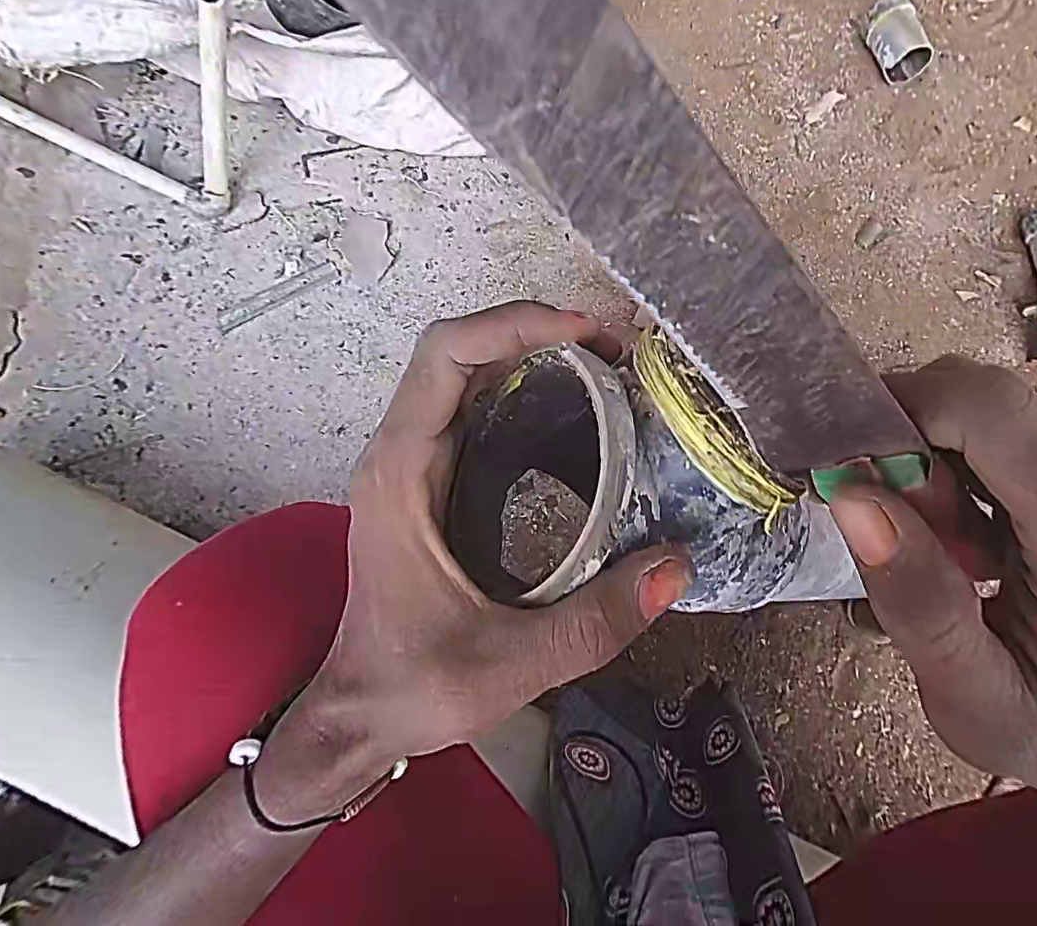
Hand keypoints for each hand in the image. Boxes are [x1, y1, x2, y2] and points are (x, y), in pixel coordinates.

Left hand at [257, 302, 691, 820]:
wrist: (360, 711)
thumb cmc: (414, 685)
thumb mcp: (510, 665)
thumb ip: (594, 623)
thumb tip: (676, 565)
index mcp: (400, 473)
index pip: (445, 357)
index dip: (513, 325)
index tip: (586, 334)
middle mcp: (401, 451)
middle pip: (460, 349)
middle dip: (536, 330)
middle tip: (615, 350)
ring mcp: (414, 460)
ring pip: (468, 371)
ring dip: (533, 352)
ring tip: (608, 369)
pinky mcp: (434, 476)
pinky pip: (476, 405)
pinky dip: (526, 387)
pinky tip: (578, 411)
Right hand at [827, 356, 1036, 795]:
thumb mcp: (976, 711)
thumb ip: (917, 607)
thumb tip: (852, 496)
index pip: (998, 420)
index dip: (905, 413)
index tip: (850, 464)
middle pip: (990, 402)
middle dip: (913, 443)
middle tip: (896, 522)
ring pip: (993, 407)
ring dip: (935, 455)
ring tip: (943, 537)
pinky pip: (1010, 422)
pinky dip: (962, 457)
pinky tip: (972, 522)